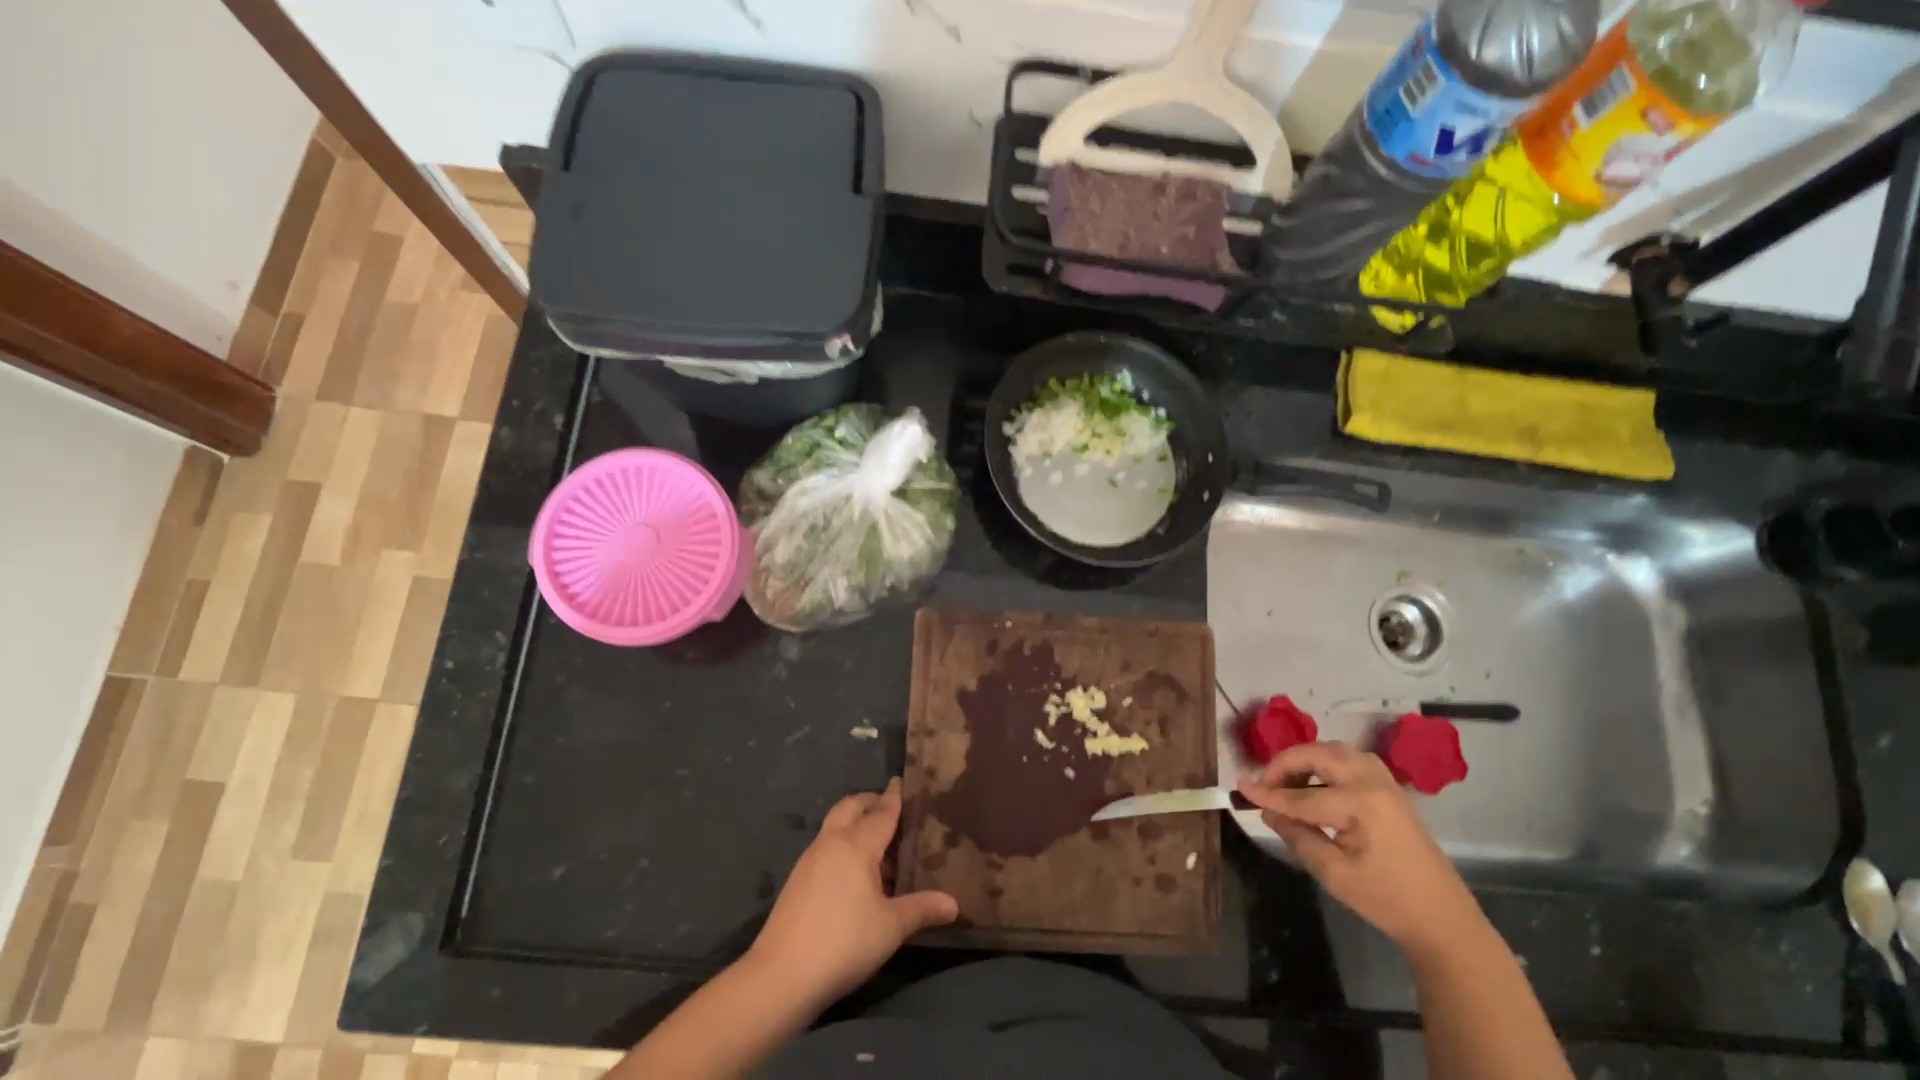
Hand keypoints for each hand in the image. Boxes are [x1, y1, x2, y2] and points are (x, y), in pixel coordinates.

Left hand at [749, 777, 958, 1001]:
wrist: (782, 974)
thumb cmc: (844, 941)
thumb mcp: (892, 927)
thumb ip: (922, 909)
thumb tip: (954, 904)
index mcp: (856, 845)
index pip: (880, 813)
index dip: (894, 797)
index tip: (901, 781)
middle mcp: (830, 843)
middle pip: (850, 808)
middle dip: (869, 802)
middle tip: (890, 807)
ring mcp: (808, 862)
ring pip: (834, 828)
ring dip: (854, 825)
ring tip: (878, 844)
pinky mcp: (796, 882)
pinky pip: (825, 848)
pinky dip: (842, 846)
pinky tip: (854, 873)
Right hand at [1236, 741, 1484, 960]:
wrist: (1440, 916)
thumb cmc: (1385, 899)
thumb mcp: (1333, 873)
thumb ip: (1297, 836)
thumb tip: (1269, 813)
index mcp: (1360, 804)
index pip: (1301, 795)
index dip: (1268, 794)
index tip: (1240, 788)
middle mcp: (1373, 782)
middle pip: (1320, 755)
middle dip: (1286, 763)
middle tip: (1264, 784)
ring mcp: (1386, 783)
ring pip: (1337, 752)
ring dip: (1308, 760)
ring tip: (1287, 784)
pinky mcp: (1391, 790)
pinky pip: (1352, 761)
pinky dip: (1327, 764)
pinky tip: (1315, 785)